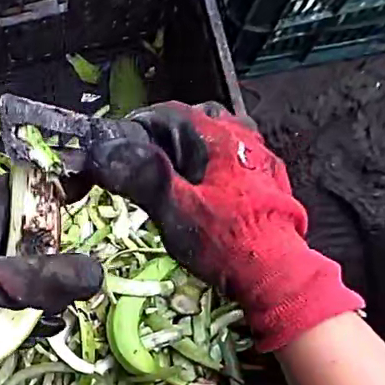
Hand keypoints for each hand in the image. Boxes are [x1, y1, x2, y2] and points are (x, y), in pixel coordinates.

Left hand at [0, 179, 101, 384]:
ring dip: (47, 281)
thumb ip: (43, 277)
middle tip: (65, 282)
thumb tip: (97, 273)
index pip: (52, 179)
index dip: (81, 185)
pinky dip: (30, 294)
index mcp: (0, 202)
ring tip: (36, 306)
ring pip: (41, 256)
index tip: (109, 202)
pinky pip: (24, 277)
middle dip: (64, 254)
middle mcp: (0, 218)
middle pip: (54, 226)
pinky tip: (22, 312)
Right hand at [86, 101, 362, 351]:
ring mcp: (261, 156)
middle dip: (169, 134)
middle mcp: (241, 136)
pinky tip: (208, 188)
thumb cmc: (224, 241)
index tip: (122, 144)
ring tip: (177, 172)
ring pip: (219, 137)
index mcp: (215, 137)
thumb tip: (106, 151)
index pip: (168, 112)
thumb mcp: (173, 211)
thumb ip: (141, 177)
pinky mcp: (271, 178)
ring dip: (195, 148)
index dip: (139, 125)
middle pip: (196, 119)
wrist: (278, 272)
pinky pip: (237, 157)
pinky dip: (216, 165)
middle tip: (148, 158)